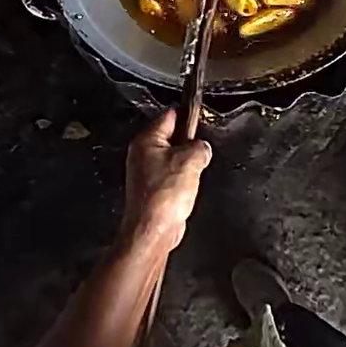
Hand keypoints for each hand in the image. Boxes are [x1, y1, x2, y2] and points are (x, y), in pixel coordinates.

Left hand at [119, 109, 211, 250]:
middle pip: (174, 137)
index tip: (201, 117)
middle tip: (198, 153)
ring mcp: (147, 172)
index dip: (189, 115)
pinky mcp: (154, 188)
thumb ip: (201, 146)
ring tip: (191, 175)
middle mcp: (142, 154)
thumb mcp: (191, 160)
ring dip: (188, 165)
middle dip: (190, 144)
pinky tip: (187, 189)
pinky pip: (174, 175)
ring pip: (176, 158)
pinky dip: (183, 180)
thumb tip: (202, 148)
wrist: (153, 231)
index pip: (170, 115)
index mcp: (146, 141)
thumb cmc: (163, 197)